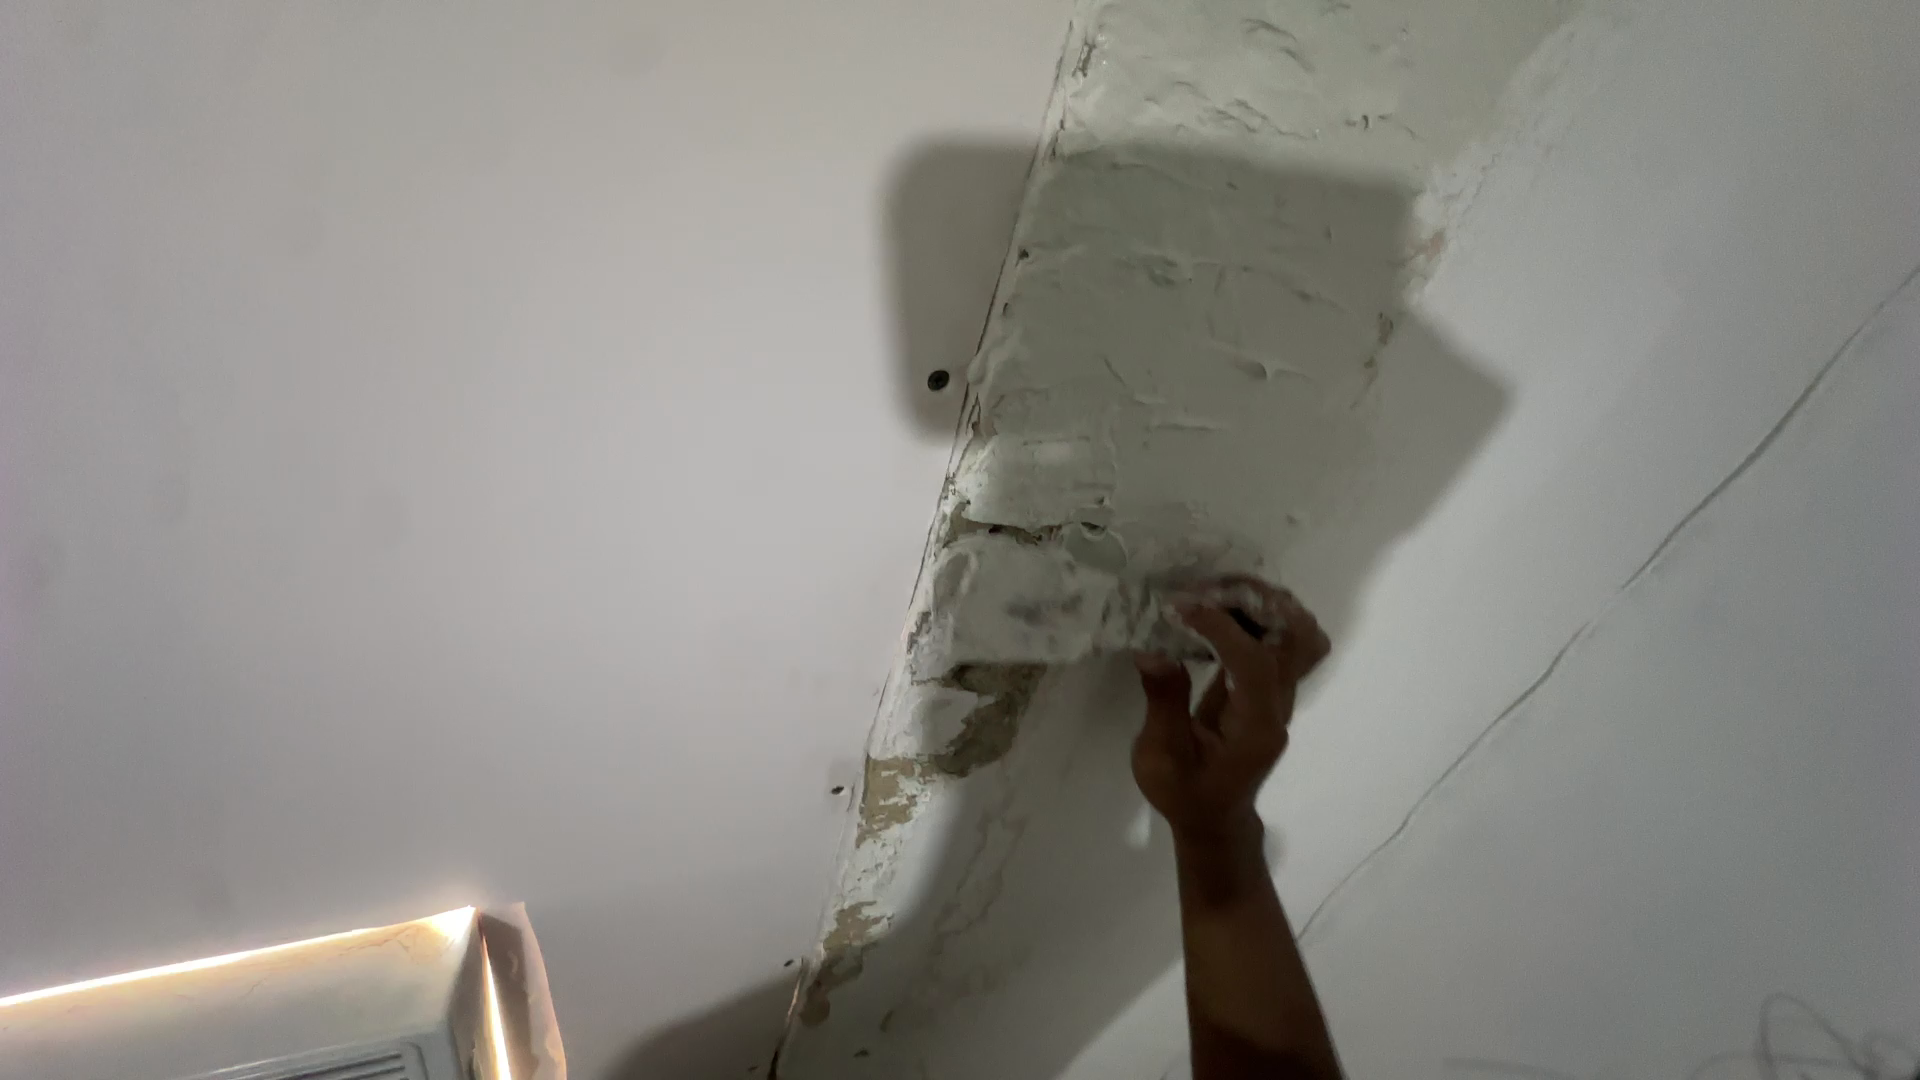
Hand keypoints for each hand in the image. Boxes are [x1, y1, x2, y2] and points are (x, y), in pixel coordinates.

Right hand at [1132, 578, 1329, 843]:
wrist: (1214, 818)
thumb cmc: (1184, 793)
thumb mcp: (1160, 756)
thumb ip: (1163, 702)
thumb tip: (1152, 650)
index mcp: (1255, 727)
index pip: (1255, 663)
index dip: (1222, 628)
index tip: (1181, 606)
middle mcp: (1279, 706)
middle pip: (1295, 639)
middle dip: (1253, 603)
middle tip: (1201, 591)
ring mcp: (1281, 696)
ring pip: (1298, 634)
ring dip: (1261, 603)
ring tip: (1211, 593)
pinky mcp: (1271, 688)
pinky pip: (1284, 640)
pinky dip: (1261, 614)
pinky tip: (1222, 608)